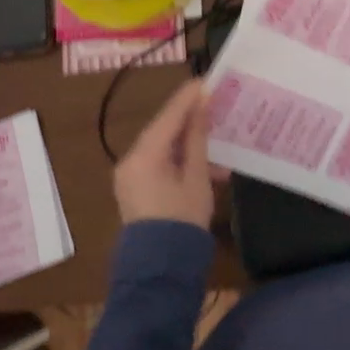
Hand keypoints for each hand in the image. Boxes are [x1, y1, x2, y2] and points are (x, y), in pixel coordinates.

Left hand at [114, 80, 219, 228]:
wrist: (161, 269)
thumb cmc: (183, 219)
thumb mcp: (196, 177)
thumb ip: (197, 138)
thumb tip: (202, 105)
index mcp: (144, 155)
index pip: (169, 116)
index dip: (188, 97)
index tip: (207, 80)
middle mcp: (131, 160)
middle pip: (163, 129)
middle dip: (190, 119)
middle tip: (216, 105)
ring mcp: (131, 176)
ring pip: (163, 147)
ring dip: (189, 142)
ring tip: (218, 139)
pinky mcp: (136, 189)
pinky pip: (159, 163)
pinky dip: (181, 159)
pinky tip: (206, 164)